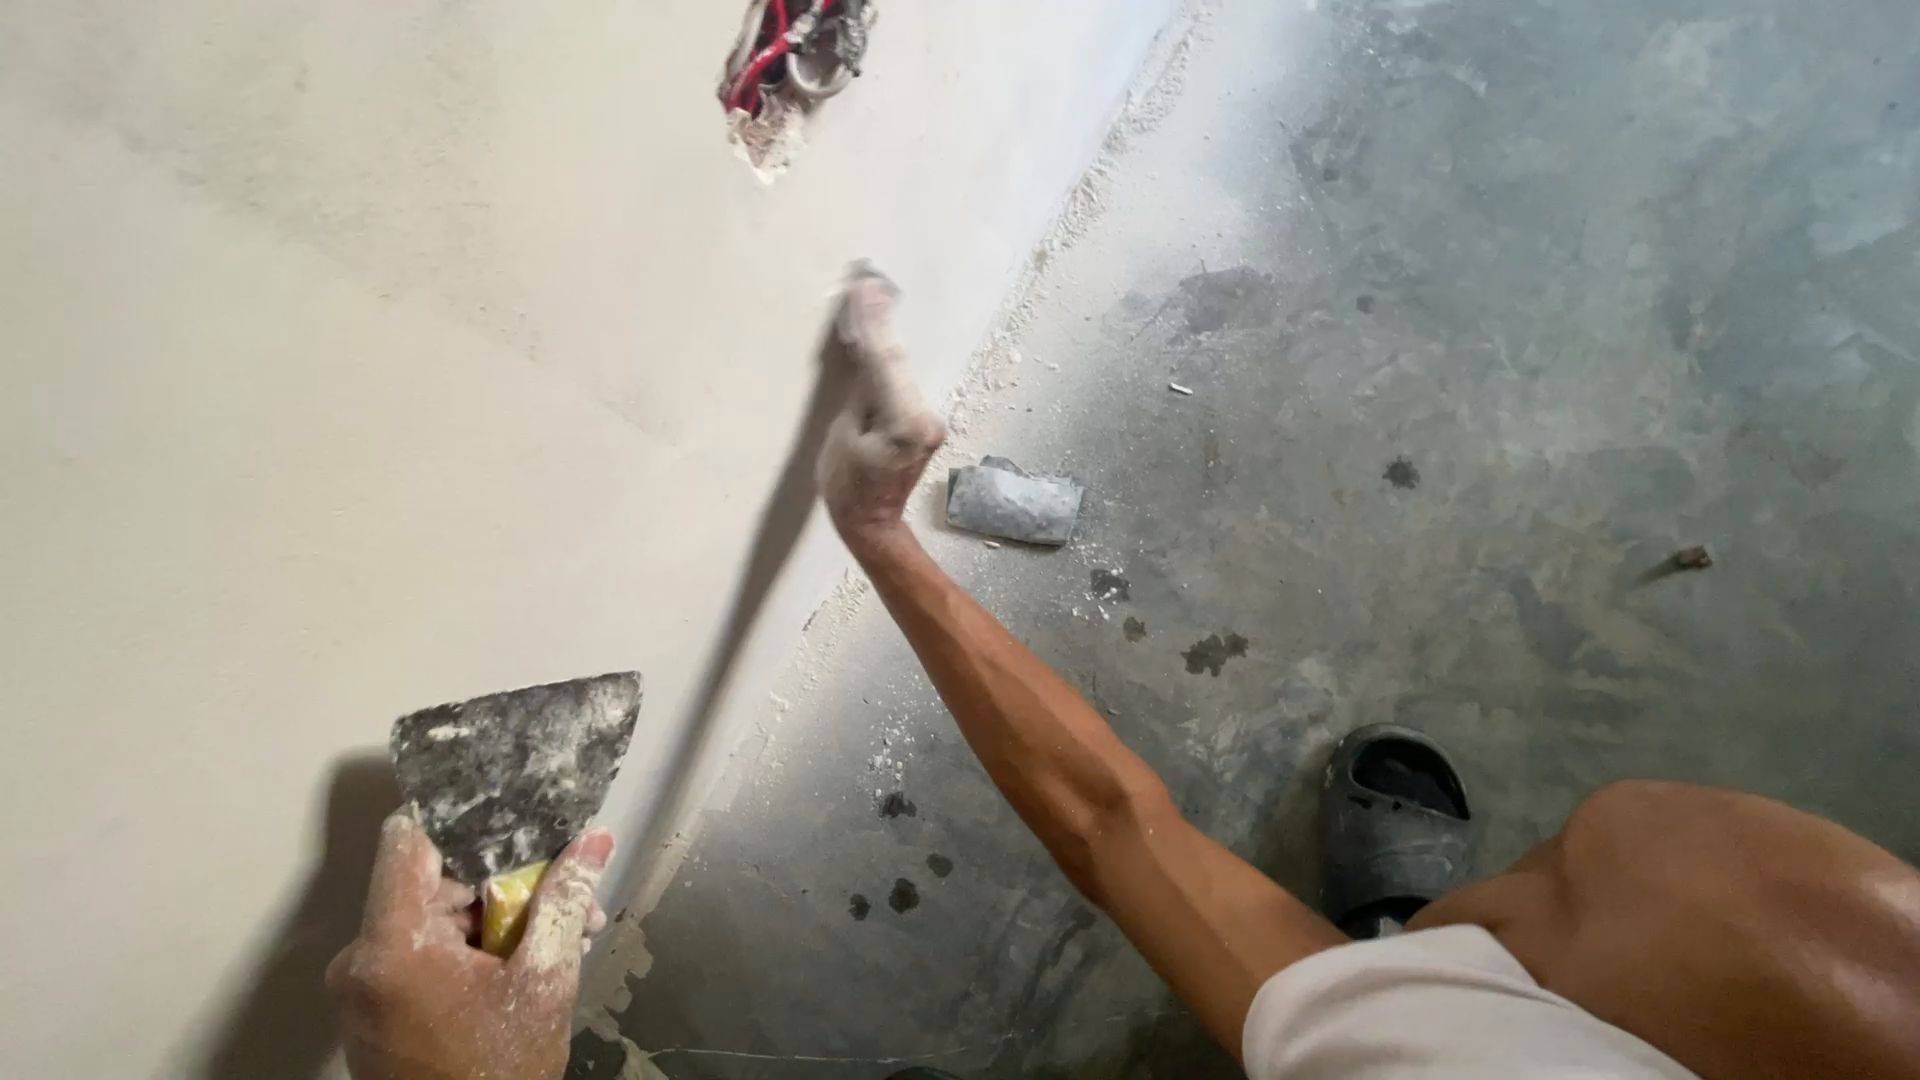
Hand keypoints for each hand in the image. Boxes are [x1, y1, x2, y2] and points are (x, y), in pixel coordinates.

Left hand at [327, 813, 612, 1079]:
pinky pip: (435, 944)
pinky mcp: (379, 1000)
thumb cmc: (497, 1067)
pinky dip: (484, 940)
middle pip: (442, 879)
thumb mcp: (545, 977)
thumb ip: (566, 899)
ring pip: (446, 912)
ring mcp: (368, 982)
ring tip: (570, 929)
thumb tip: (596, 838)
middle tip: (571, 886)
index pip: (409, 842)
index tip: (504, 789)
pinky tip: (534, 954)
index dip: (456, 809)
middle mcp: (364, 958)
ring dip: (507, 912)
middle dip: (512, 877)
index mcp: (392, 948)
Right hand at [817, 271, 946, 547]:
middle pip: (897, 365)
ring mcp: (932, 423)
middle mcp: (926, 420)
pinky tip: (878, 346)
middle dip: (881, 328)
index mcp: (904, 425)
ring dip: (885, 346)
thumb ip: (859, 392)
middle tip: (870, 285)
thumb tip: (867, 353)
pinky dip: (889, 369)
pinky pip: (904, 388)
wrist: (873, 524)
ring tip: (870, 305)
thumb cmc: (848, 488)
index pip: (885, 365)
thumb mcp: (842, 436)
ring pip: (902, 375)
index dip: (873, 325)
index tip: (867, 289)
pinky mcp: (928, 425)